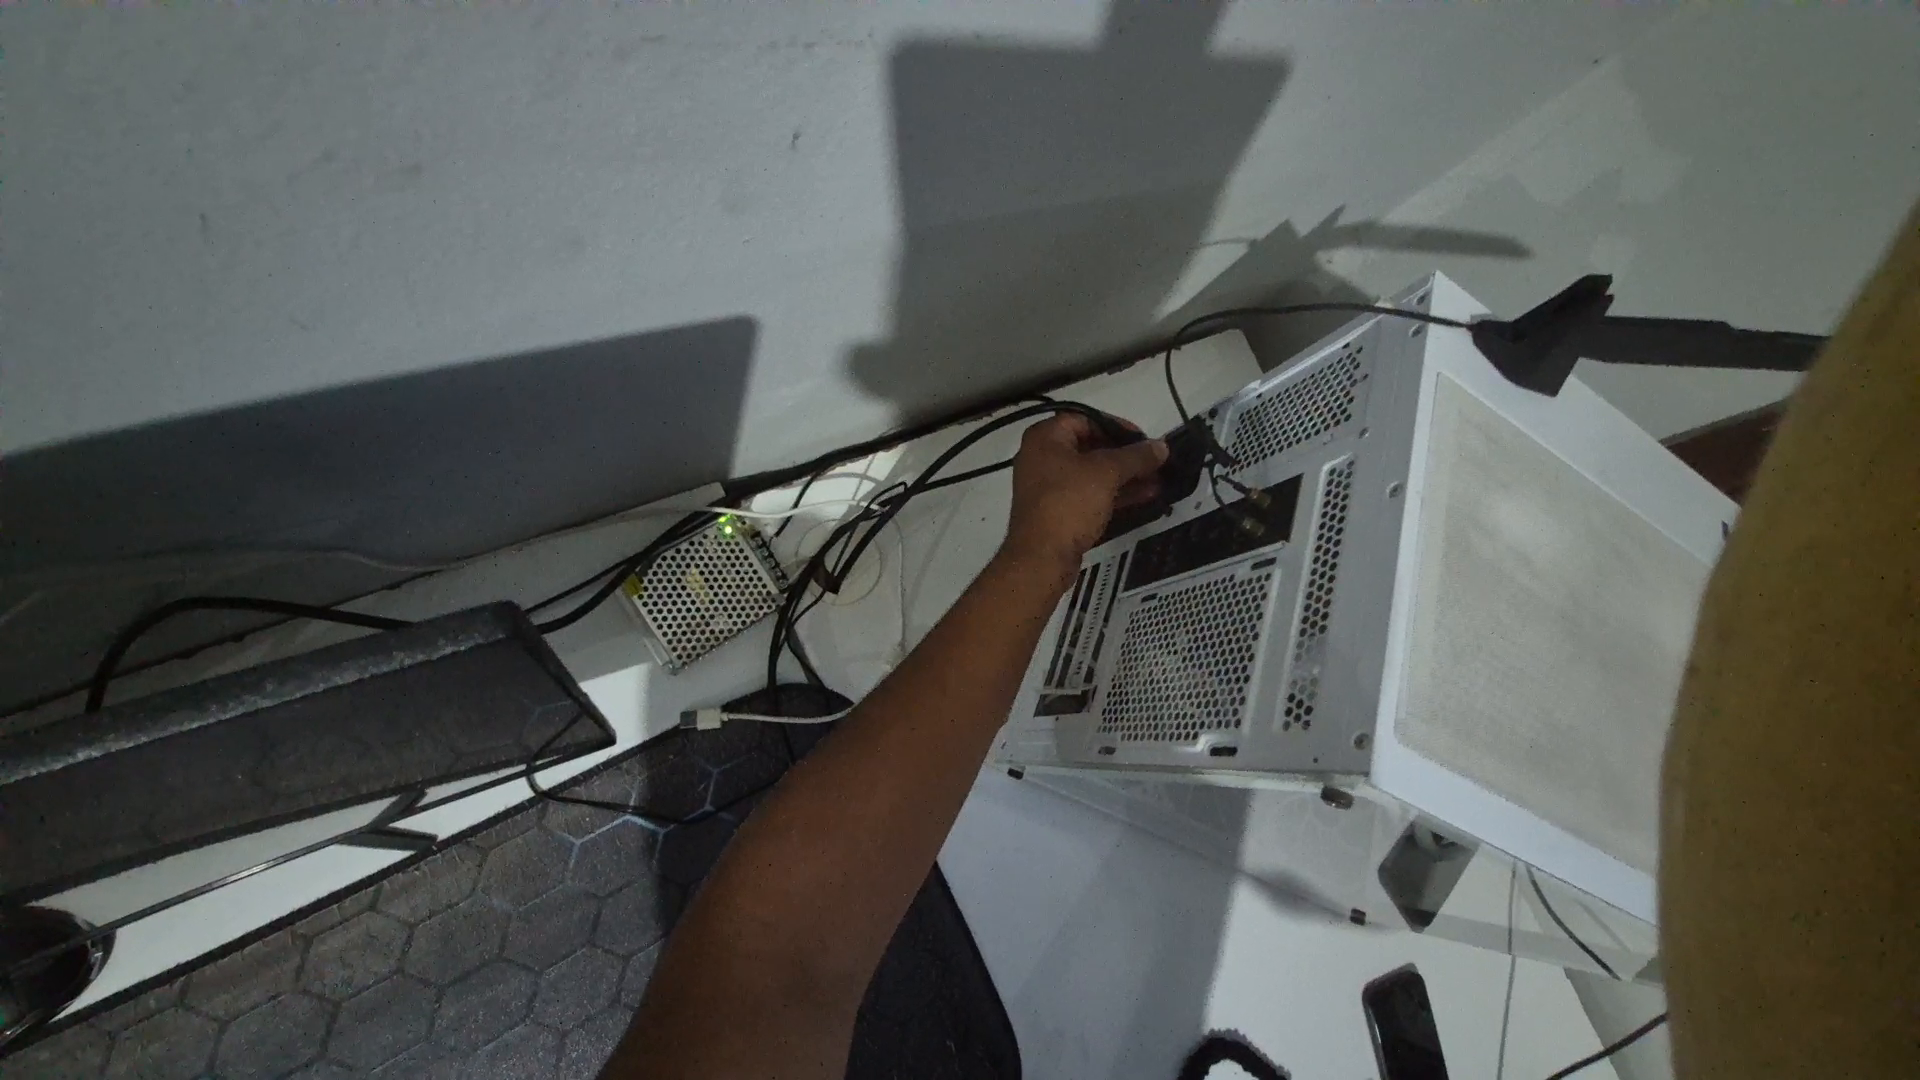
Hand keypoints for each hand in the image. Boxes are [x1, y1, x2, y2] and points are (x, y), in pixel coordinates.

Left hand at [999, 413, 1168, 584]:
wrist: (1041, 557)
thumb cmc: (1069, 503)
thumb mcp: (1106, 473)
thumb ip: (1136, 456)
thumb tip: (1161, 447)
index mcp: (1045, 438)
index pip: (1085, 419)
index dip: (1116, 426)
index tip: (1142, 439)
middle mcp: (1042, 458)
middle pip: (1090, 447)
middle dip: (1126, 456)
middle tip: (1154, 462)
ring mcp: (1048, 487)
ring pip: (1092, 474)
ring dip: (1125, 476)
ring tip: (1158, 481)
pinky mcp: (1057, 512)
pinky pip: (1088, 495)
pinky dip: (1113, 494)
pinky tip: (1145, 497)